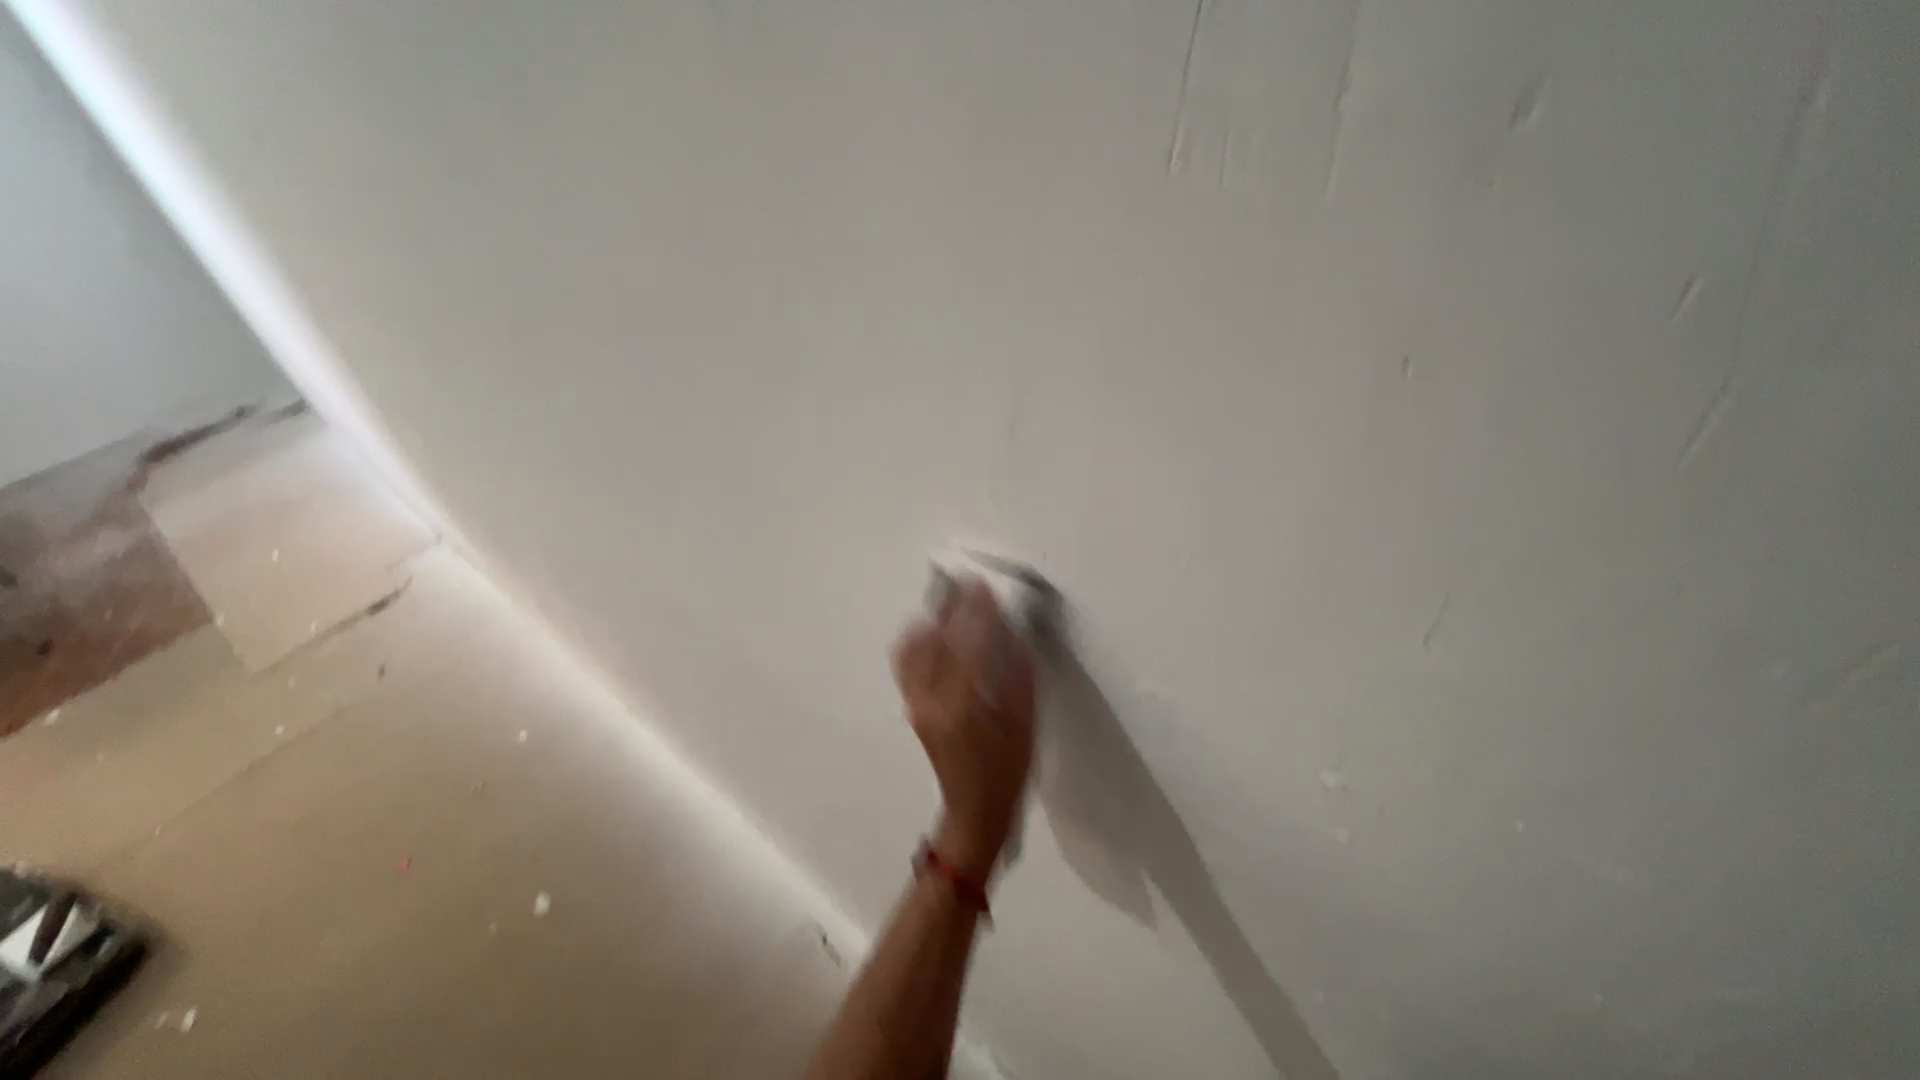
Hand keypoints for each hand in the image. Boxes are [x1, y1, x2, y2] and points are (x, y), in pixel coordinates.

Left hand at [892, 578, 1035, 880]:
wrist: (974, 811)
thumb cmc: (1009, 771)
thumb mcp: (1025, 721)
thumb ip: (1016, 672)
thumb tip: (1009, 629)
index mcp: (964, 706)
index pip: (966, 643)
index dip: (975, 610)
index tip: (983, 585)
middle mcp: (931, 701)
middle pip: (933, 639)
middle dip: (950, 606)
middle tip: (967, 585)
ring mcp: (915, 703)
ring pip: (913, 646)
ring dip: (932, 619)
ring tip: (952, 603)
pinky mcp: (911, 706)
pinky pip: (906, 661)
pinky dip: (919, 638)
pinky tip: (935, 631)